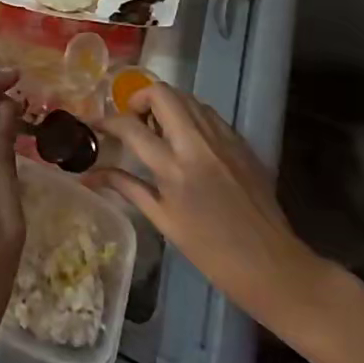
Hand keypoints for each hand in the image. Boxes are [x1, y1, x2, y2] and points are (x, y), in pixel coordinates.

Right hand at [85, 84, 328, 325]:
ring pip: (188, 98)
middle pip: (162, 94)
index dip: (105, 121)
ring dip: (165, 105)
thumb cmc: (211, 251)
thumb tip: (87, 175)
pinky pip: (209, 114)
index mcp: (174, 168)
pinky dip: (189, 116)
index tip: (93, 125)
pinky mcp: (243, 145)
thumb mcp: (161, 219)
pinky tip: (185, 141)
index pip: (130, 126)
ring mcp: (225, 142)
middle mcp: (199, 145)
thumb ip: (125, 186)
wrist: (276, 267)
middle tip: (131, 122)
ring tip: (156, 130)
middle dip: (138, 100)